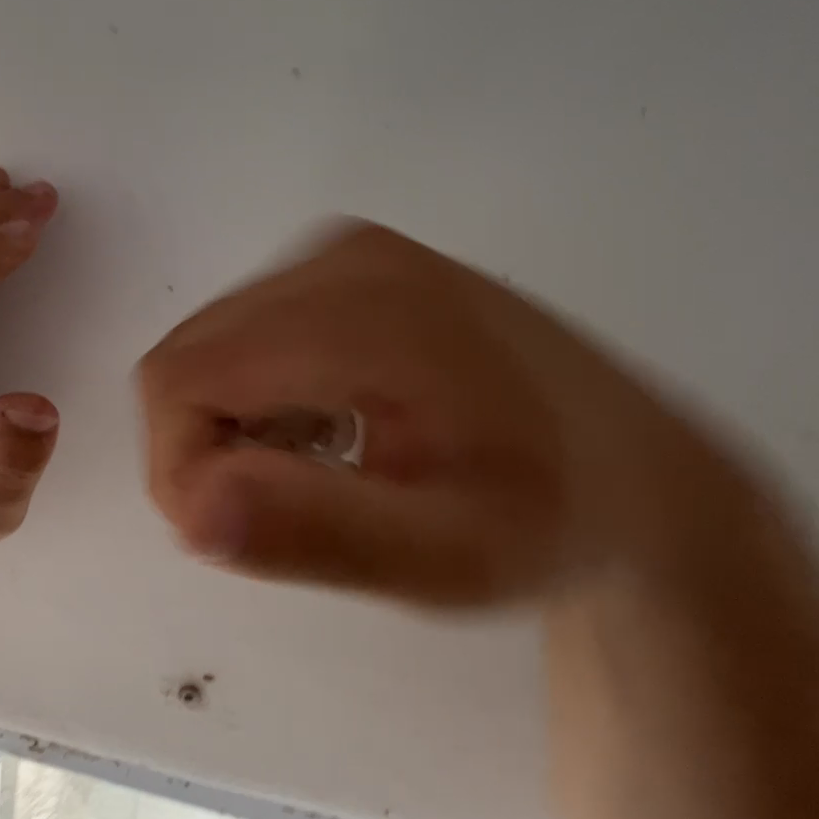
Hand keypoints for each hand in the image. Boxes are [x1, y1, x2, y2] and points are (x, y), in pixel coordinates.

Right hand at [138, 218, 720, 607]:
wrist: (639, 473)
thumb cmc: (547, 526)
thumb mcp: (444, 560)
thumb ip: (317, 533)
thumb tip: (193, 513)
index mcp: (363, 313)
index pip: (181, 383)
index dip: (179, 469)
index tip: (237, 536)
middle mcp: (339, 261)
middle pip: (183, 362)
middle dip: (199, 453)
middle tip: (275, 516)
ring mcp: (341, 258)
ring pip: (201, 352)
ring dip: (221, 431)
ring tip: (309, 478)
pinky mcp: (343, 272)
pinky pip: (236, 340)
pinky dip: (245, 403)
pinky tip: (316, 436)